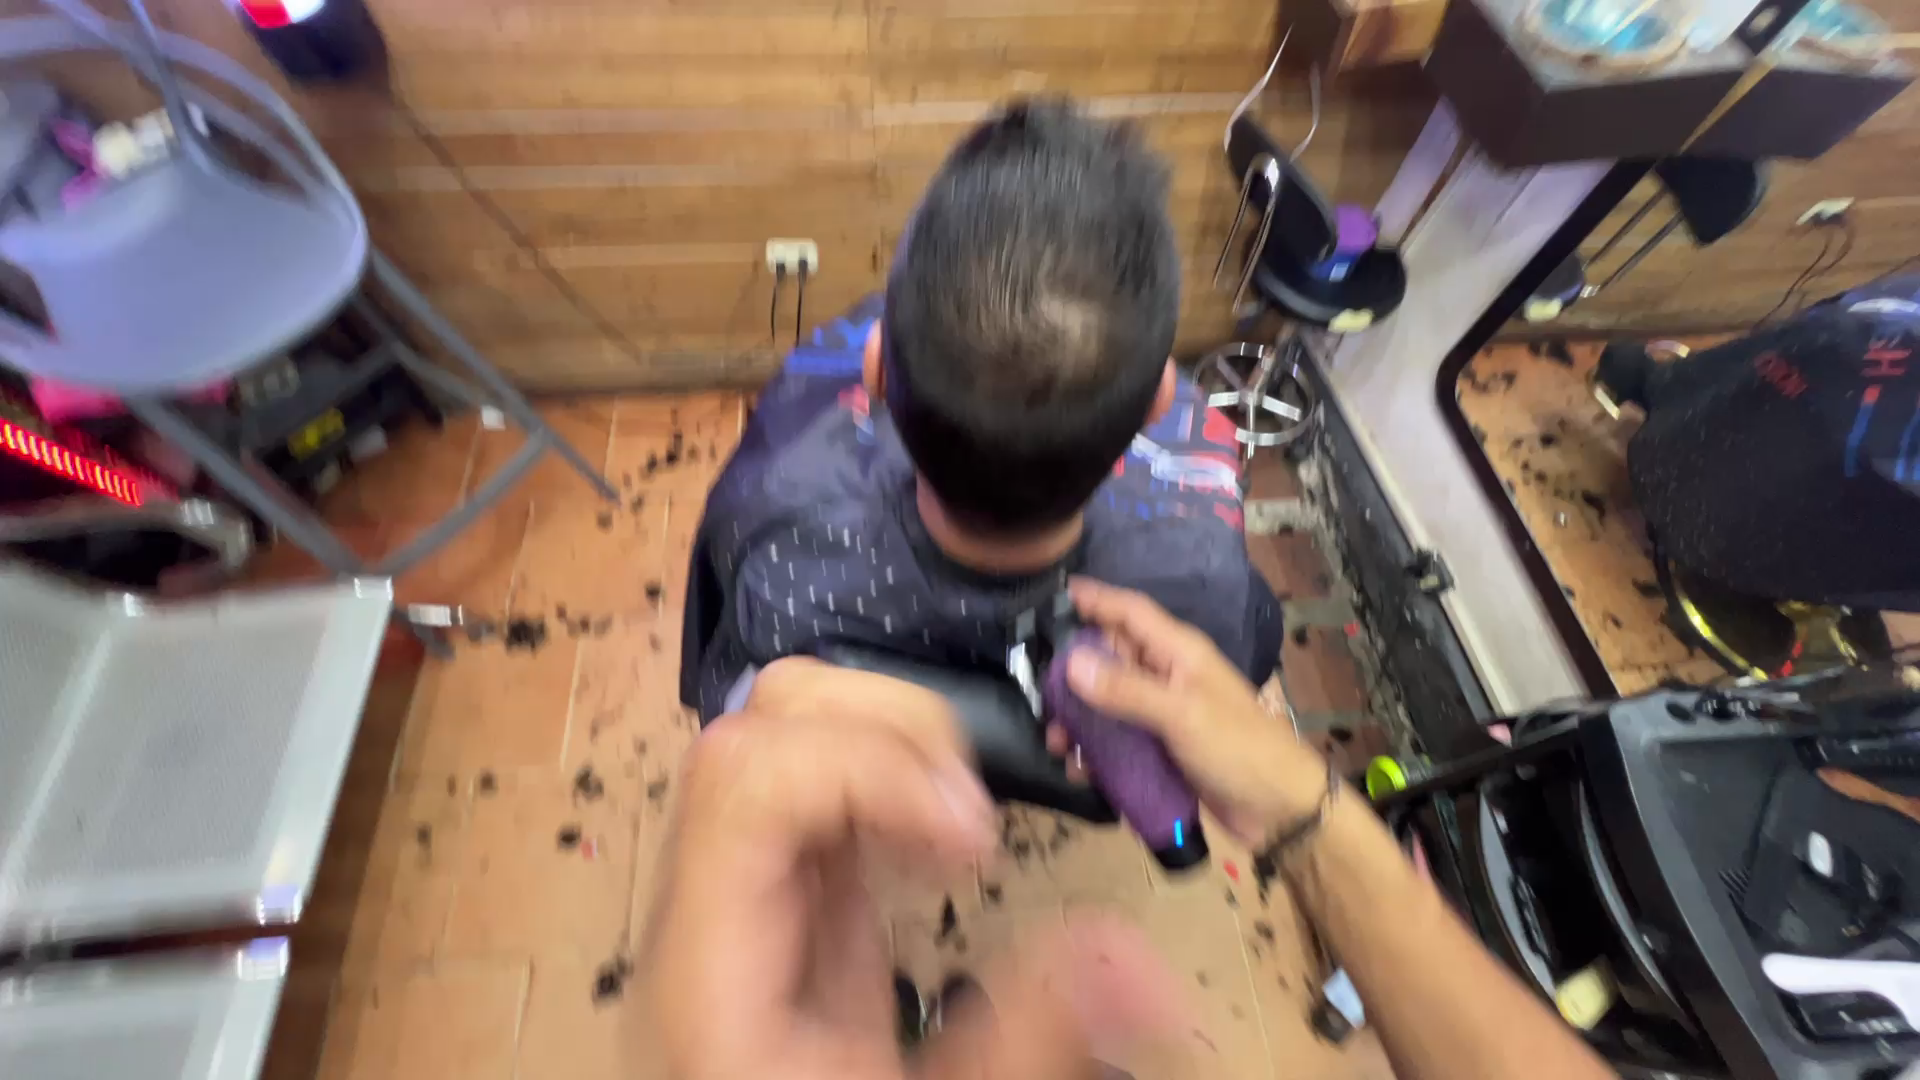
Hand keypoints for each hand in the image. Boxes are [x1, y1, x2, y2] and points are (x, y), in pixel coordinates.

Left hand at [641, 657, 1182, 1079]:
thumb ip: (1026, 1035)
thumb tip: (1135, 958)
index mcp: (713, 946)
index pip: (751, 772)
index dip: (868, 767)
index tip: (966, 836)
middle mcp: (717, 878)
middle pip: (773, 716)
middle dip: (895, 729)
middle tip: (970, 813)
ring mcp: (753, 855)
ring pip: (802, 713)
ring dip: (900, 735)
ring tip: (961, 816)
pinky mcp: (793, 855)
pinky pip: (834, 760)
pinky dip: (902, 767)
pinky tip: (940, 832)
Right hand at [1062, 578, 1329, 844]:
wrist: (1280, 812)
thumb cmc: (1239, 749)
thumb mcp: (1181, 714)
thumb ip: (1126, 689)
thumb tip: (1070, 664)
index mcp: (1177, 651)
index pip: (1129, 611)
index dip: (1095, 598)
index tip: (1055, 593)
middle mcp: (1165, 674)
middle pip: (1108, 656)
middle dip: (1072, 672)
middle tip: (1041, 692)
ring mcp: (1160, 711)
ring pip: (1106, 700)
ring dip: (1079, 718)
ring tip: (1057, 742)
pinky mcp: (1157, 746)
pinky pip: (1115, 737)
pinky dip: (1094, 749)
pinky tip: (1079, 768)